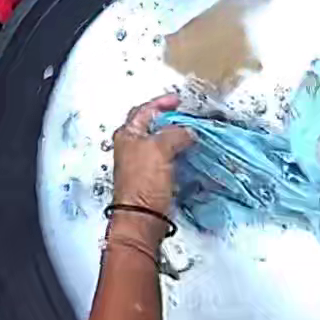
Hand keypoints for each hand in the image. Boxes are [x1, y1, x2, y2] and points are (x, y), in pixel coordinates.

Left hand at [110, 94, 193, 217]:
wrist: (142, 219)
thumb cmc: (144, 181)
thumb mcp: (160, 148)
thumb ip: (175, 133)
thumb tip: (187, 131)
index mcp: (127, 134)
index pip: (145, 110)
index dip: (161, 103)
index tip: (177, 101)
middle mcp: (131, 147)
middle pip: (152, 125)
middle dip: (170, 119)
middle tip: (186, 117)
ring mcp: (141, 163)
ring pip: (161, 142)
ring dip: (176, 137)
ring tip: (192, 134)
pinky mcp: (152, 179)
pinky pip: (167, 158)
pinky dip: (178, 153)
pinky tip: (189, 154)